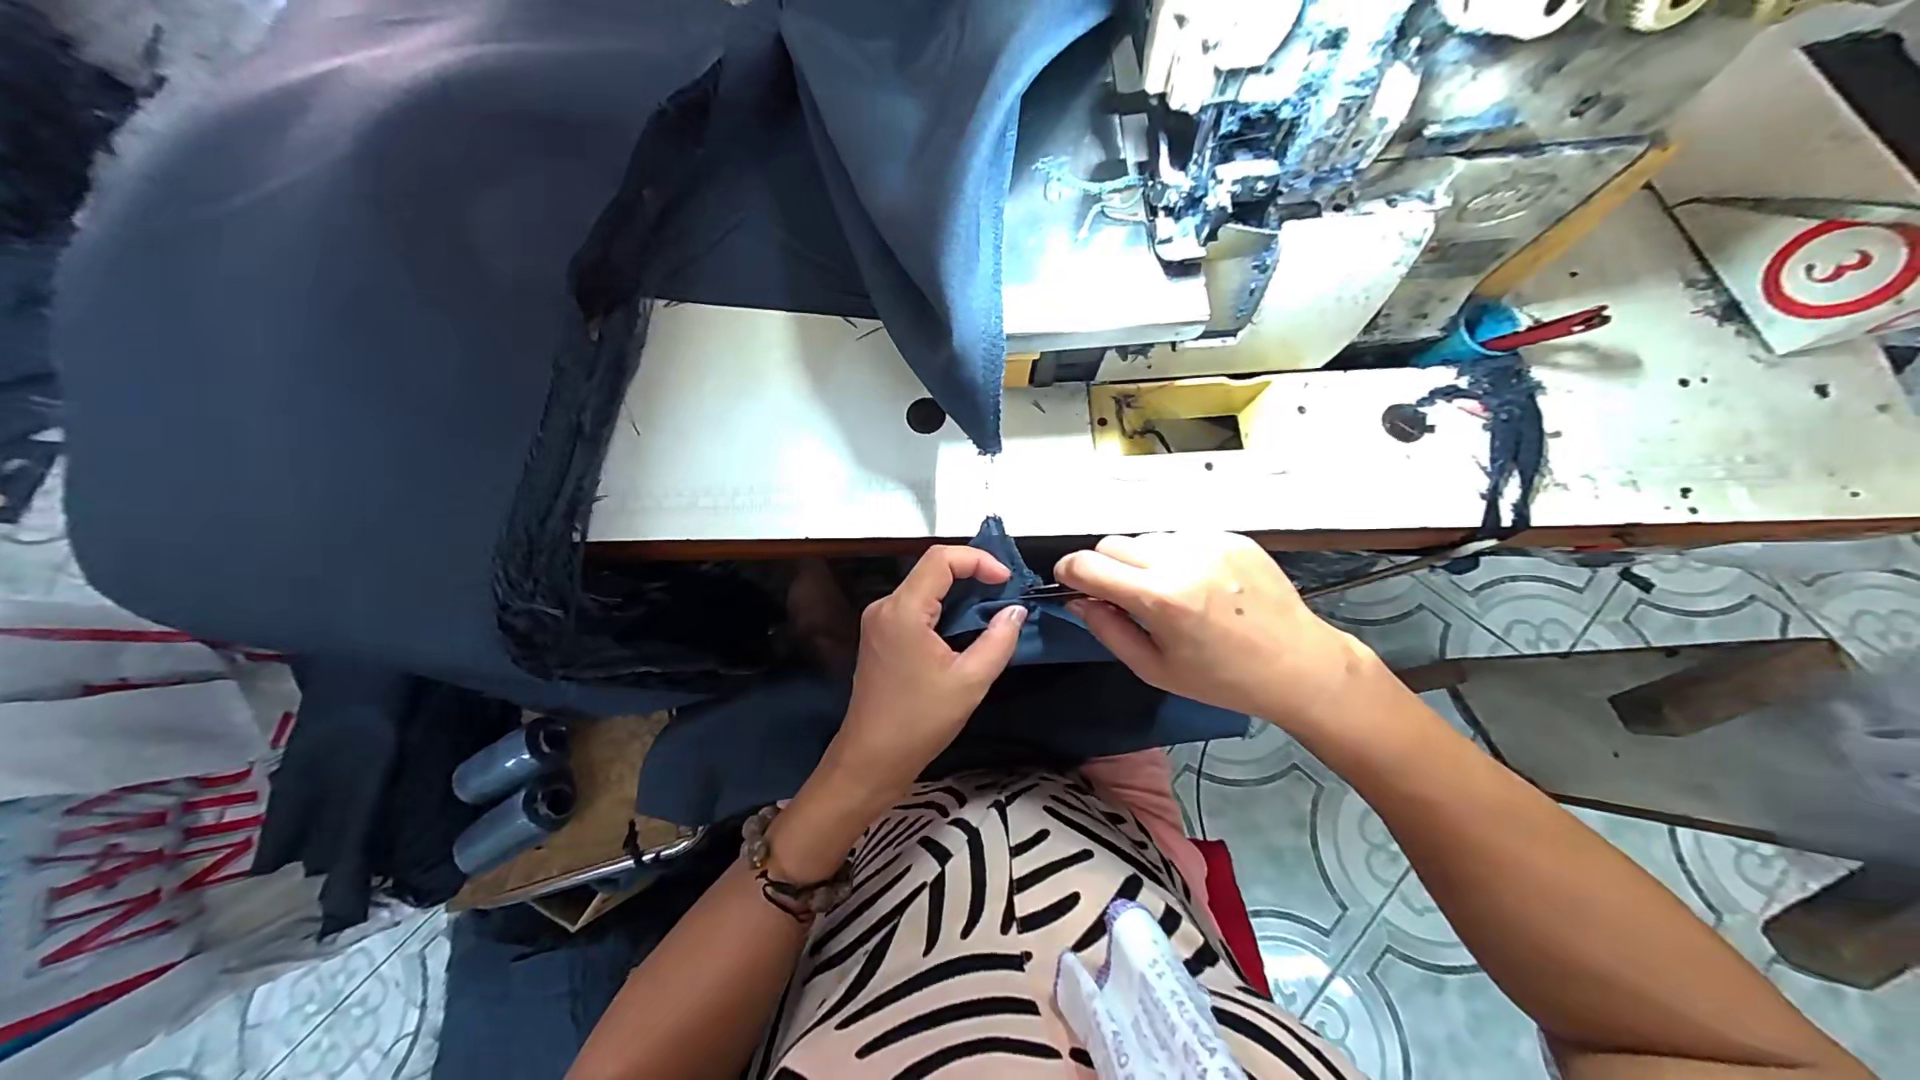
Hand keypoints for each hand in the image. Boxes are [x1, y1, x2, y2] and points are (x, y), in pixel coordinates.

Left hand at [817, 545, 1026, 809]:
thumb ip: (999, 640)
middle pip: (931, 569)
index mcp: (902, 610)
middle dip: (972, 575)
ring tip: (993, 610)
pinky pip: (915, 607)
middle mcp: (885, 607)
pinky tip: (966, 627)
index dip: (978, 560)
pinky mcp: (880, 636)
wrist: (871, 759)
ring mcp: (878, 621)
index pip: (940, 559)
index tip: (1007, 581)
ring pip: (924, 588)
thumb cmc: (919, 722)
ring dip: (959, 593)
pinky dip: (943, 609)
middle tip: (1006, 593)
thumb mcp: (970, 682)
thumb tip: (1016, 610)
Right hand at [1053, 532, 1377, 729]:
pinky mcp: (1231, 537)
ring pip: (1146, 537)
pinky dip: (1175, 555)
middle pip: (1112, 543)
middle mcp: (1184, 561)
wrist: (1299, 664)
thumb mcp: (1155, 668)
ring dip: (1141, 560)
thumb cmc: (1227, 678)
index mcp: (1163, 599)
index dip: (1069, 572)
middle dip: (1104, 567)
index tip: (1069, 582)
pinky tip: (1195, 583)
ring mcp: (1211, 543)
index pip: (1088, 564)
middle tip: (1121, 596)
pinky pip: (1181, 536)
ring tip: (1166, 591)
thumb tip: (1078, 601)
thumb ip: (1108, 630)